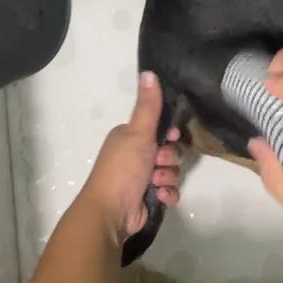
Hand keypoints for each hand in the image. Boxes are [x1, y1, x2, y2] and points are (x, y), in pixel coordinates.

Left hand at [74, 72, 181, 246]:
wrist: (110, 211)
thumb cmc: (122, 168)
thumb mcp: (137, 133)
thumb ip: (148, 105)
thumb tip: (149, 71)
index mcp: (130, 137)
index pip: (160, 128)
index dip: (169, 133)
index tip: (169, 138)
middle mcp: (136, 155)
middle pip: (170, 150)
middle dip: (169, 158)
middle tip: (158, 163)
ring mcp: (142, 178)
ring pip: (172, 171)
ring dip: (168, 178)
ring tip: (155, 183)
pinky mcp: (149, 197)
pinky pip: (170, 191)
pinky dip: (167, 194)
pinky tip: (160, 197)